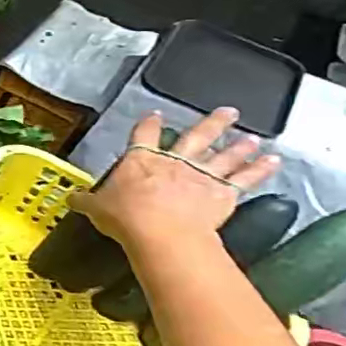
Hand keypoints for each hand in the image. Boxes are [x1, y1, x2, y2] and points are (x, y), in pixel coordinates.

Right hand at [70, 108, 279, 250]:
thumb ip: (85, 200)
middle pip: (197, 137)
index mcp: (140, 160)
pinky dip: (261, 168)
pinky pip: (246, 177)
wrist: (161, 233)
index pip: (144, 135)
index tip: (155, 115)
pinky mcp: (223, 192)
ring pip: (225, 154)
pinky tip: (274, 160)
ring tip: (253, 137)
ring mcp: (202, 175)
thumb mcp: (95, 207)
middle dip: (212, 123)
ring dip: (240, 145)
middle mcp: (174, 161)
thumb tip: (71, 198)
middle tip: (227, 112)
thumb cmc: (123, 217)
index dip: (149, 124)